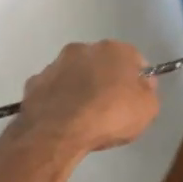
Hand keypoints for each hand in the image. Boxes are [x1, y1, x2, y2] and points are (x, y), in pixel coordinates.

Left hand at [14, 40, 159, 155]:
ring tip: (85, 116)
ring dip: (80, 87)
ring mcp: (55, 64)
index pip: (134, 59)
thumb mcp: (148, 109)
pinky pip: (53, 89)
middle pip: (102, 63)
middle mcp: (83, 49)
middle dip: (106, 79)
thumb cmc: (110, 116)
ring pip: (75, 73)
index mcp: (115, 49)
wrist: (59, 133)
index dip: (137, 80)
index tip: (136, 98)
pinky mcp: (34, 82)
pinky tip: (64, 118)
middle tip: (111, 107)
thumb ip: (148, 92)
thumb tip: (142, 84)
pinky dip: (59, 99)